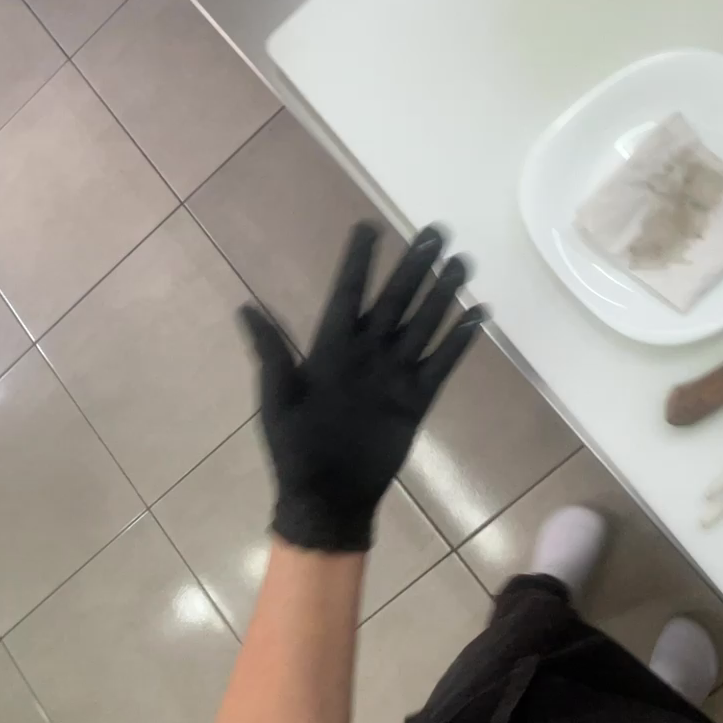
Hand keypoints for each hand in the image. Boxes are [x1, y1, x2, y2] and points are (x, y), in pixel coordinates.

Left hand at [240, 222, 485, 552]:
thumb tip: (244, 308)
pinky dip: (458, 341)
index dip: (359, 262)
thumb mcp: (277, 397)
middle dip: (414, 267)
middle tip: (435, 232)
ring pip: (423, 325)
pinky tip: (477, 315)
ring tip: (460, 264)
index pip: (348, 293)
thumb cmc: (294, 446)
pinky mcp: (416, 398)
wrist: (327, 495)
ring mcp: (395, 374)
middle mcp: (367, 352)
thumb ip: (271, 352)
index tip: (369, 226)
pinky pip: (441, 363)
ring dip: (442, 295)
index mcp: (331, 348)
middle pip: (395, 300)